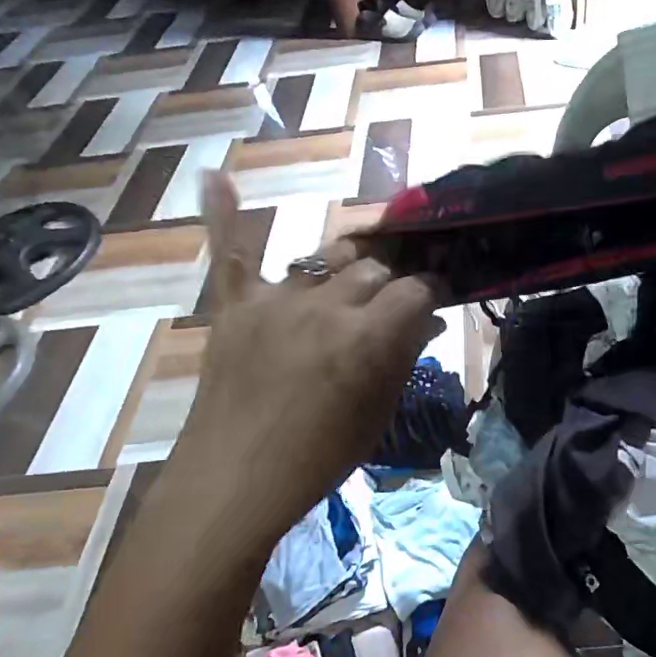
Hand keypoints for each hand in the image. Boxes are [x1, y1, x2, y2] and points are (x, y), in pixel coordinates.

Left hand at [159, 172, 441, 545]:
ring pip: (325, 257)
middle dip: (391, 279)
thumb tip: (428, 319)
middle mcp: (324, 305)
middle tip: (394, 300)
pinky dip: (224, 215)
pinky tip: (216, 176)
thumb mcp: (378, 410)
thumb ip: (404, 355)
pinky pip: (230, 252)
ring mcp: (275, 301)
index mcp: (366, 337)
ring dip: (347, 265)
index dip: (433, 288)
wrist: (236, 480)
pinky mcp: (234, 306)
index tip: (439, 294)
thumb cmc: (320, 455)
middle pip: (373, 266)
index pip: (415, 288)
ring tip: (355, 280)